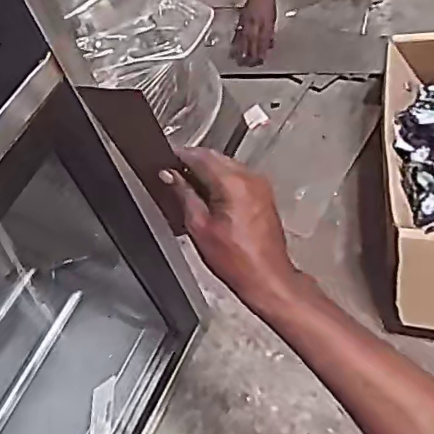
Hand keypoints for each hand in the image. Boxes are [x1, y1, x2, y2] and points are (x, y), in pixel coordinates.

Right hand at [159, 147, 304, 309]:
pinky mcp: (264, 194)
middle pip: (215, 157)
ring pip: (227, 165)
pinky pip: (239, 177)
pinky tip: (212, 198)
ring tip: (190, 188)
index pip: (201, 156)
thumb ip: (183, 194)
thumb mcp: (198, 226)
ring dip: (208, 171)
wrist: (266, 277)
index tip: (167, 160)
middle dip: (194, 162)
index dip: (180, 156)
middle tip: (174, 175)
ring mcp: (260, 185)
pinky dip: (223, 180)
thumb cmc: (238, 261)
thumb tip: (171, 176)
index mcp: (233, 183)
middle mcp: (250, 179)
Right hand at [233, 0, 275, 65]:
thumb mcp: (272, 15)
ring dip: (242, 52)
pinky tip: (234, 49)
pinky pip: (239, 33)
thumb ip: (270, 30)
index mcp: (266, 24)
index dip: (262, 53)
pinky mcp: (242, 19)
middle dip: (251, 56)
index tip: (260, 61)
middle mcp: (257, 24)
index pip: (264, 42)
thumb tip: (269, 42)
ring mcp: (248, 22)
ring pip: (245, 41)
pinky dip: (237, 42)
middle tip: (248, 65)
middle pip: (253, 45)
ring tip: (240, 61)